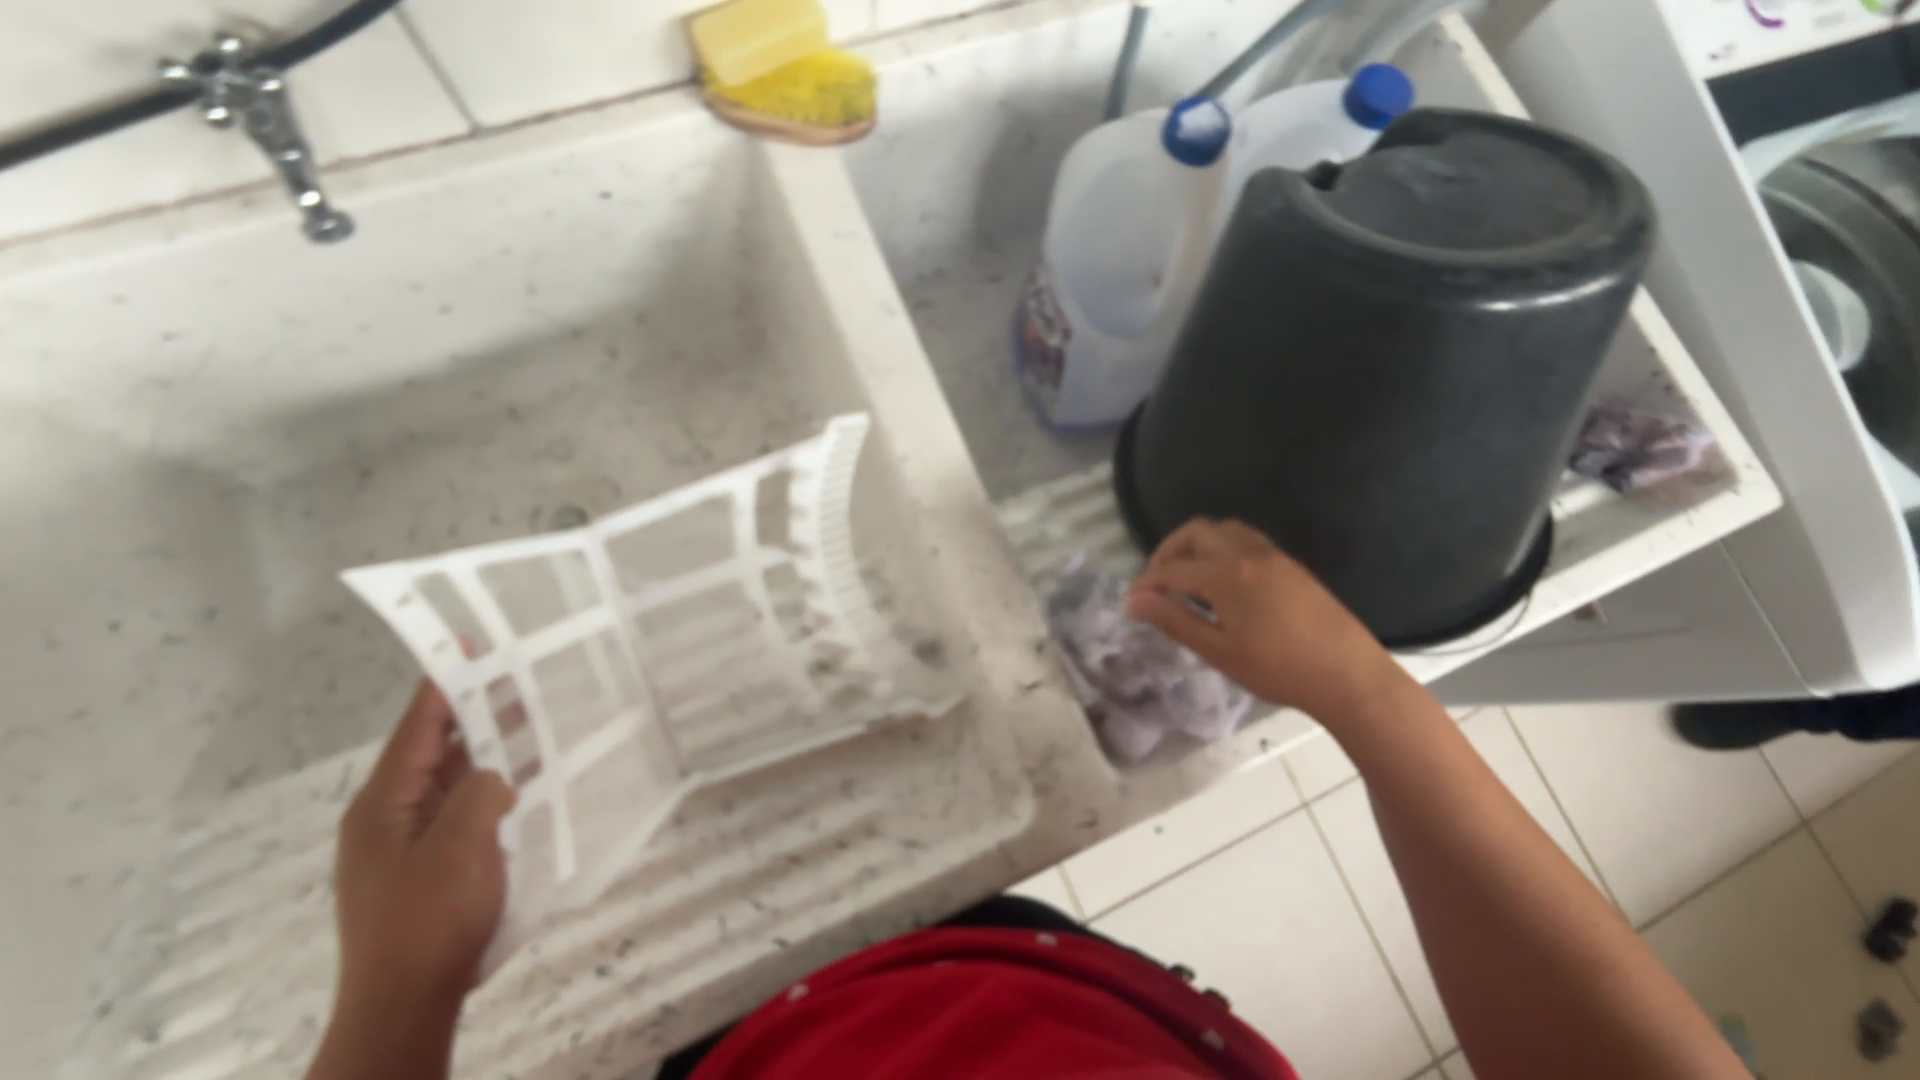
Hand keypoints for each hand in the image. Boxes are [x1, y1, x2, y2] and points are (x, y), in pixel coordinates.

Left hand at [333, 680, 515, 1017]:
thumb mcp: (461, 845)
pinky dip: (491, 790)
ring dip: (489, 752)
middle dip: (474, 713)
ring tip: (530, 719)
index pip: (417, 729)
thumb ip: (480, 792)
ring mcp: (407, 845)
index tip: (467, 646)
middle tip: (515, 677)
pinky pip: (461, 812)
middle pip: (435, 750)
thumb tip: (495, 777)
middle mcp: (389, 818)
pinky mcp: (429, 868)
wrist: (406, 1002)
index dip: (443, 685)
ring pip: (451, 781)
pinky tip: (523, 783)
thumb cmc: (429, 918)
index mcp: (383, 805)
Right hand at [1125, 519, 1400, 718]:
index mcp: (1227, 575)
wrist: (1349, 676)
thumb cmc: (1278, 669)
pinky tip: (1221, 583)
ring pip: (1224, 530)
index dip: (1146, 584)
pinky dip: (1221, 549)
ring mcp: (1273, 557)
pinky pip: (1246, 540)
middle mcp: (1248, 554)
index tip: (1129, 603)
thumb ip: (1174, 620)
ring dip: (1196, 545)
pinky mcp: (1290, 566)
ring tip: (1186, 578)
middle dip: (1167, 552)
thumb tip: (1133, 602)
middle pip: (1196, 533)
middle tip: (1156, 584)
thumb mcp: (1219, 651)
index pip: (1173, 569)